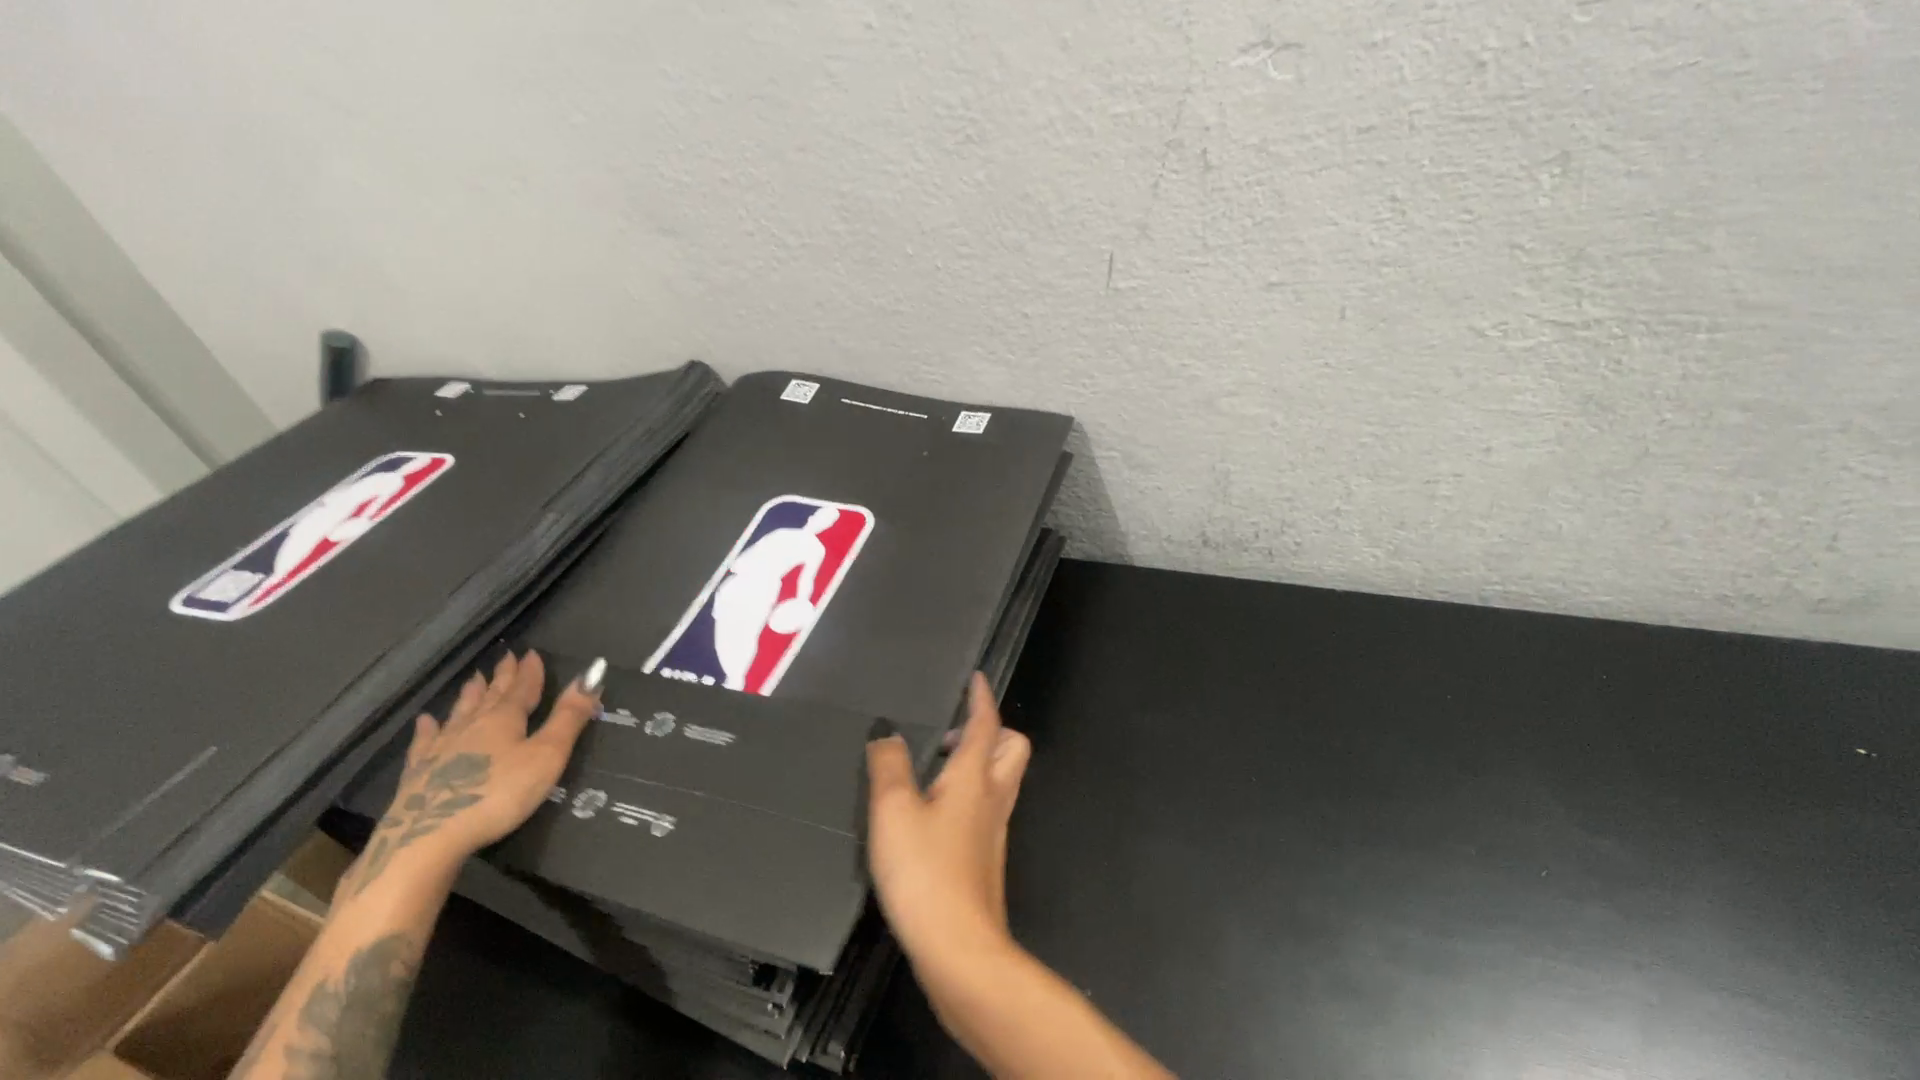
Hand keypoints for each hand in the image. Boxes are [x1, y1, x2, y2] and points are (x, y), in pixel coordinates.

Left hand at [345, 650, 604, 895]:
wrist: (429, 834)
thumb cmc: (498, 794)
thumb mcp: (546, 756)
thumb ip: (568, 719)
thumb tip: (590, 678)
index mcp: (505, 720)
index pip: (521, 690)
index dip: (529, 673)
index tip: (531, 653)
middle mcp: (472, 726)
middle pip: (491, 696)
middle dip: (502, 677)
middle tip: (506, 657)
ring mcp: (441, 747)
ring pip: (459, 713)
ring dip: (470, 695)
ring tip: (474, 679)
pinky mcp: (419, 772)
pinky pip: (425, 742)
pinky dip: (427, 729)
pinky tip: (425, 721)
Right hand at [865, 672, 1031, 961]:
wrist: (958, 947)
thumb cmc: (924, 872)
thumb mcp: (893, 811)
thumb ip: (889, 766)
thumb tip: (887, 733)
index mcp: (974, 778)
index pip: (986, 725)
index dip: (981, 698)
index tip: (976, 679)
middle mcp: (993, 799)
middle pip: (1011, 749)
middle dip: (990, 731)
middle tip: (950, 734)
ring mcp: (994, 832)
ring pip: (1001, 780)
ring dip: (979, 763)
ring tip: (934, 769)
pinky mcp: (986, 859)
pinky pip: (987, 808)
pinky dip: (969, 795)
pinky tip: (934, 814)